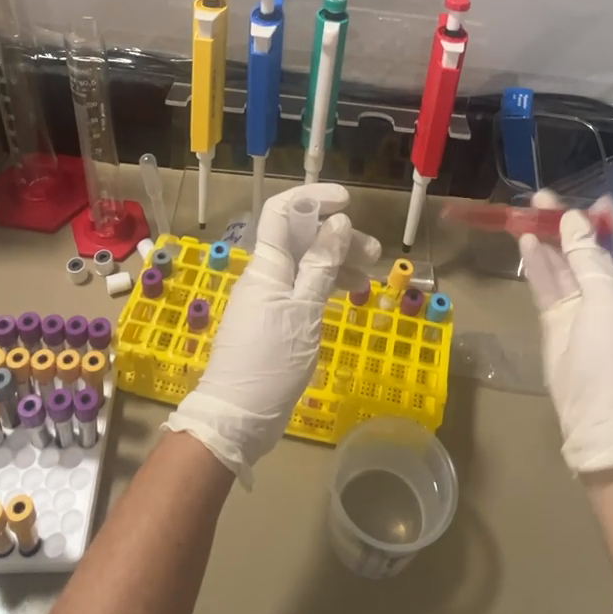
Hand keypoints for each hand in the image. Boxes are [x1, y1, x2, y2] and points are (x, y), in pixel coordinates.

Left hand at [163, 183, 380, 484]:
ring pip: (307, 264)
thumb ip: (321, 265)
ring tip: (370, 274)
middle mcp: (267, 273)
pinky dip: (327, 285)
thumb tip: (338, 222)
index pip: (282, 211)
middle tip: (374, 251)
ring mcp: (271, 296)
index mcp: (267, 264)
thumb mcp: (304, 310)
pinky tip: (349, 293)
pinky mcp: (277, 318)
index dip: (312, 198)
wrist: (238, 415)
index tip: (346, 201)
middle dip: (337, 235)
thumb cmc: (271, 360)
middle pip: (301, 238)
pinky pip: (304, 288)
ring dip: (338, 261)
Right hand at [519, 190, 612, 474]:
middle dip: (572, 224)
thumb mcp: (608, 292)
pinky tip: (526, 241)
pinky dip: (538, 263)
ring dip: (549, 238)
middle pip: (593, 248)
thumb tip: (574, 219)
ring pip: (565, 263)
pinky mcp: (558, 320)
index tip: (596, 201)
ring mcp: (584, 306)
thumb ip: (587, 253)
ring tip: (527, 211)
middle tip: (544, 200)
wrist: (602, 411)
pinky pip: (548, 284)